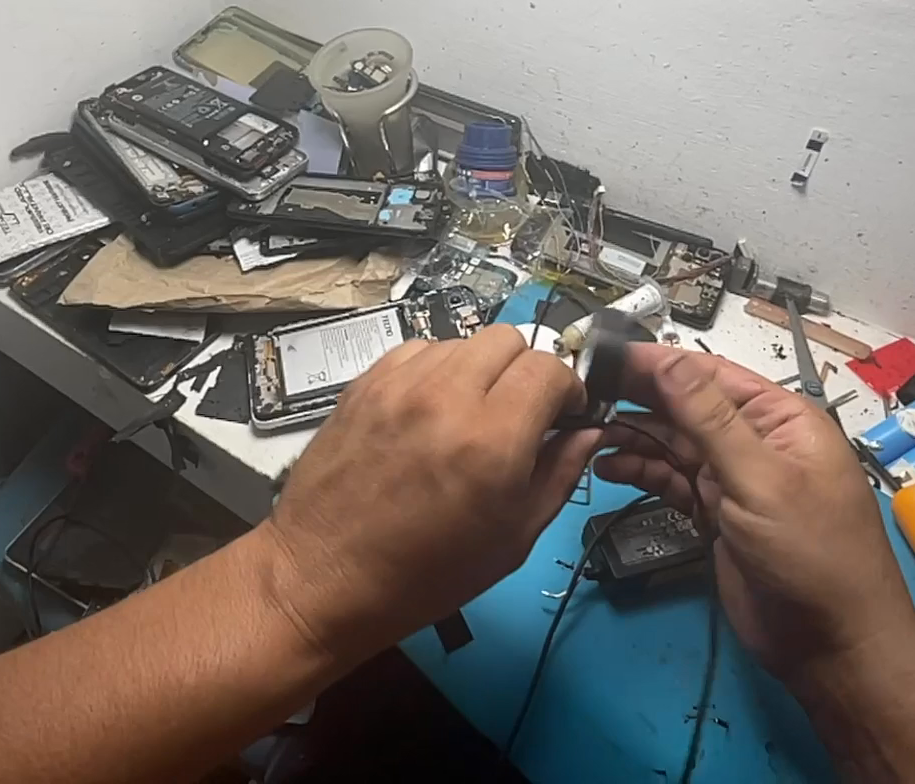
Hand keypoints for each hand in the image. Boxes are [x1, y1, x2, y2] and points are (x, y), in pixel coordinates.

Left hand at [258, 326, 602, 664]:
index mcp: (491, 439)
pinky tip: (429, 408)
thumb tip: (588, 432)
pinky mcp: (366, 380)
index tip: (563, 414)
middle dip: (525, 371)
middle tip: (518, 412)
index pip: (548, 368)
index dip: (567, 389)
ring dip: (480, 369)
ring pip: (464, 341)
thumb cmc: (425, 573)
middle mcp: (446, 396)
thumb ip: (559, 474)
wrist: (325, 575)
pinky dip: (437, 370)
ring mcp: (399, 382)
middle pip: (509, 339)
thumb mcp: (512, 539)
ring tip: (469, 413)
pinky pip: (419, 349)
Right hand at [594, 346, 914, 682]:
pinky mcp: (711, 509)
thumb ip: (709, 418)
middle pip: (683, 403)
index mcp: (777, 418)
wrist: (831, 650)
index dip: (654, 362)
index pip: (707, 373)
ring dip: (630, 435)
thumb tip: (666, 360)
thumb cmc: (812, 555)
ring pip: (670, 440)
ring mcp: (730, 475)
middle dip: (635, 396)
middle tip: (584, 390)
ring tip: (587, 432)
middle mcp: (751, 438)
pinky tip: (608, 468)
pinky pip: (668, 477)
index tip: (604, 354)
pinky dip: (639, 470)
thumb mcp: (761, 478)